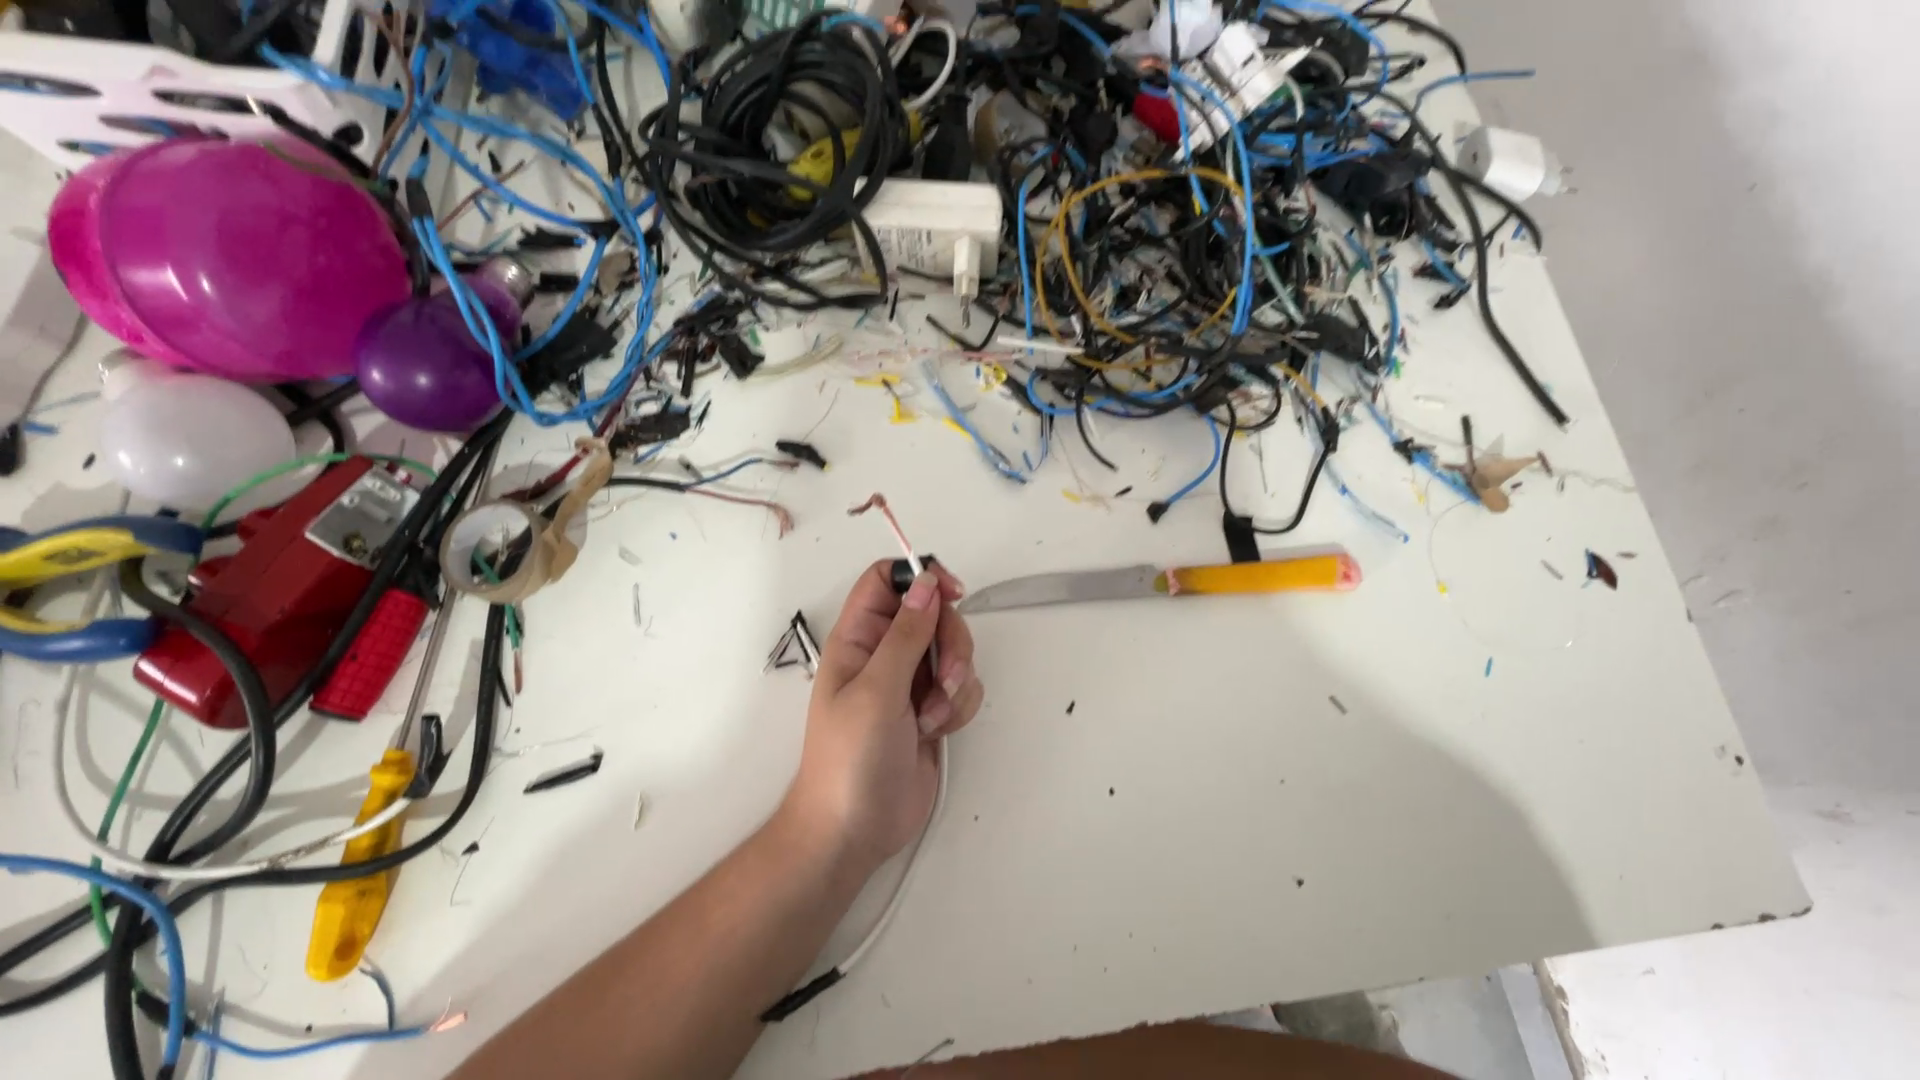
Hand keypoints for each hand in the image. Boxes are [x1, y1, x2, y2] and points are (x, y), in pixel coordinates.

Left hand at [782, 560, 982, 873]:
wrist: (854, 828)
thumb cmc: (850, 758)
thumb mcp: (877, 690)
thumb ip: (906, 634)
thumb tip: (926, 580)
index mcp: (858, 638)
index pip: (886, 581)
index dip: (920, 576)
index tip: (952, 593)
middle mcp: (885, 653)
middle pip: (934, 614)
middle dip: (951, 644)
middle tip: (947, 679)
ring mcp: (910, 683)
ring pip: (955, 652)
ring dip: (956, 682)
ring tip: (933, 717)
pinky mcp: (932, 710)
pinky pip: (963, 688)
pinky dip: (959, 707)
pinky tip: (937, 731)